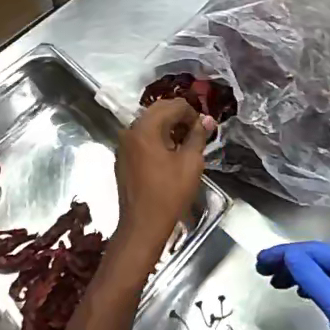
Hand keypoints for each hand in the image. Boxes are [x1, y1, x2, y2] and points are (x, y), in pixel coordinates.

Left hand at [114, 99, 214, 247]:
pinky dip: (156, 139)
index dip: (191, 113)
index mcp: (145, 128)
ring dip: (168, 128)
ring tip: (185, 145)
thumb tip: (206, 120)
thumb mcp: (190, 163)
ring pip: (148, 124)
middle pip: (157, 111)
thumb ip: (198, 137)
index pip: (172, 105)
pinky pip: (140, 138)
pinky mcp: (122, 157)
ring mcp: (123, 144)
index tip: (203, 129)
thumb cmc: (169, 194)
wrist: (142, 224)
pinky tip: (168, 155)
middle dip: (179, 118)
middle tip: (196, 134)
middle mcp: (129, 130)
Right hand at [256, 242, 329, 329]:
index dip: (284, 253)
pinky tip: (303, 297)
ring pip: (326, 276)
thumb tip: (288, 255)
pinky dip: (313, 290)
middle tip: (262, 271)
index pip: (315, 251)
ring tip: (276, 283)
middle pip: (320, 260)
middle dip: (290, 262)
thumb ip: (313, 279)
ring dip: (299, 275)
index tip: (258, 261)